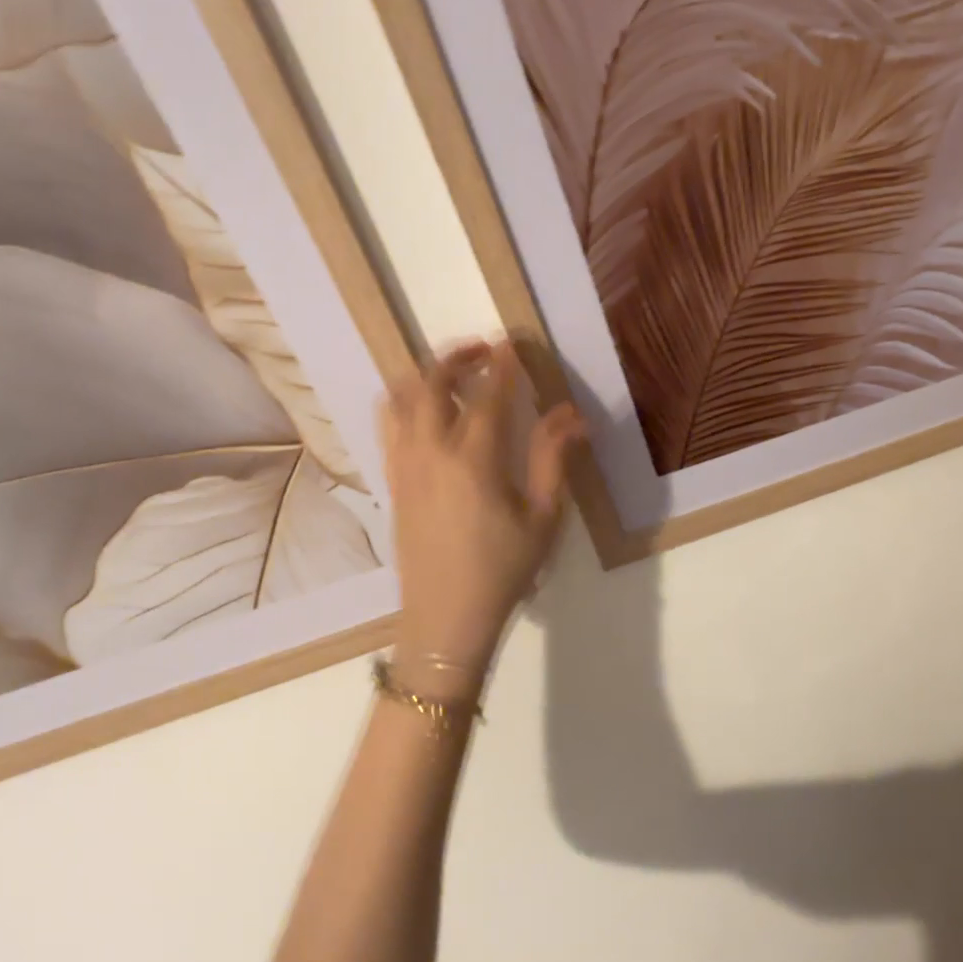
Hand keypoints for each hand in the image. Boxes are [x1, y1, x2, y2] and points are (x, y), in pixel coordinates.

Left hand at [379, 340, 585, 682]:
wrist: (445, 618)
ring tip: (453, 375)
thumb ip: (554, 459)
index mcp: (474, 460)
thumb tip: (573, 415)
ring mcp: (404, 465)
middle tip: (485, 351)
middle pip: (433, 383)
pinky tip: (429, 412)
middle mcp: (431, 451)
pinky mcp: (392, 481)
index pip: (488, 395)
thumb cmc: (504, 570)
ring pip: (401, 398)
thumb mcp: (544, 518)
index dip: (502, 365)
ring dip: (426, 375)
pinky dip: (406, 401)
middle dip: (458, 357)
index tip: (512, 343)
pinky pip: (389, 424)